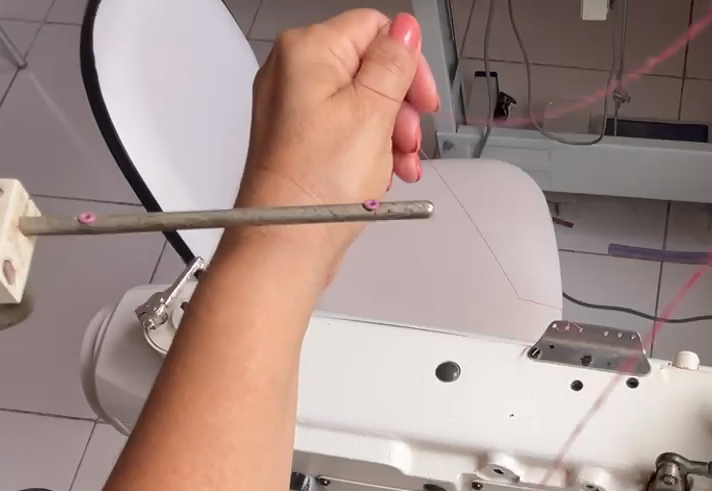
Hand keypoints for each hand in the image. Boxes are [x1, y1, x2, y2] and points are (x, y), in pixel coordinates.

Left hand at [234, 10, 441, 277]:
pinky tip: (381, 177)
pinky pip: (345, 134)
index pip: (374, 29)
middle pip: (369, 70)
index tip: (424, 102)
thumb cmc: (317, 184)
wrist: (286, 240)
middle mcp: (295, 73)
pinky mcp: (300, 143)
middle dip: (400, 109)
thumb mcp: (373, 114)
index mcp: (309, 50)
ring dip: (391, 137)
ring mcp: (295, 110)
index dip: (409, 65)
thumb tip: (405, 31)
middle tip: (409, 142)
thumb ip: (393, 64)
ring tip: (400, 168)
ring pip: (361, 106)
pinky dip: (369, 153)